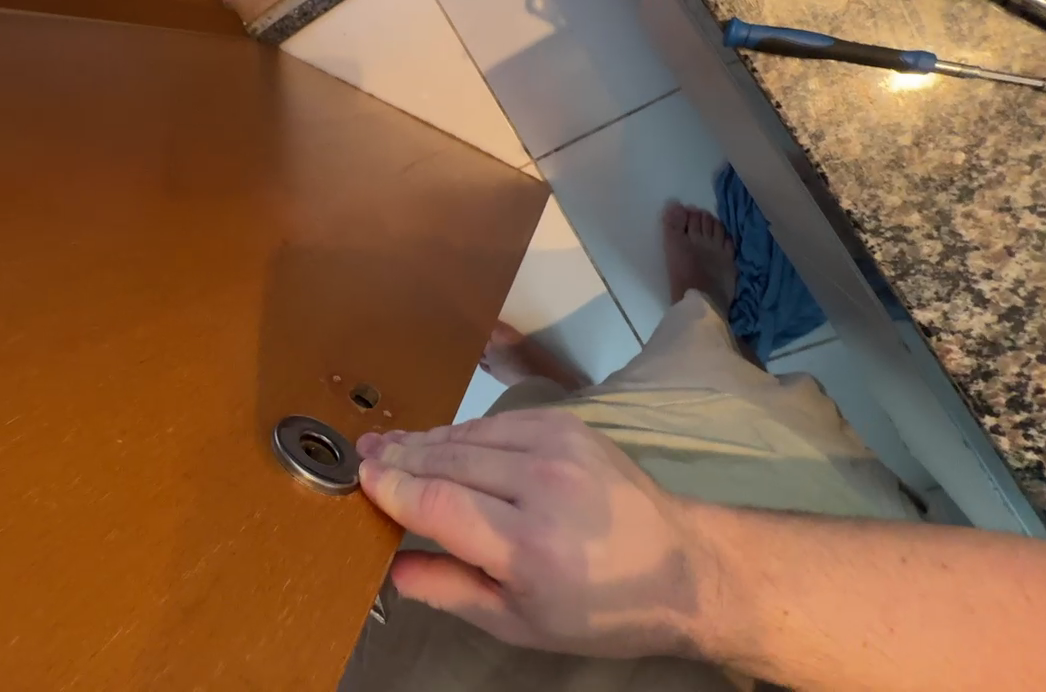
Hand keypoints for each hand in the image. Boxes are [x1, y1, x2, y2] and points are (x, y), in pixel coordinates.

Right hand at [356, 409, 720, 659]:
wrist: (684, 566)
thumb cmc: (598, 609)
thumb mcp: (522, 623)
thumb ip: (452, 590)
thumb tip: (393, 568)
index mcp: (530, 548)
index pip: (439, 503)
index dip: (393, 487)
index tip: (360, 477)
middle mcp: (542, 487)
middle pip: (445, 461)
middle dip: (398, 456)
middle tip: (363, 452)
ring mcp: (556, 446)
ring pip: (465, 435)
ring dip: (423, 440)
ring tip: (389, 443)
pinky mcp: (565, 423)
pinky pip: (492, 423)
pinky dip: (459, 434)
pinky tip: (440, 442)